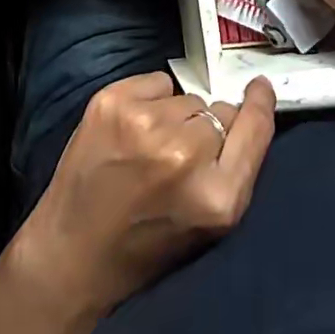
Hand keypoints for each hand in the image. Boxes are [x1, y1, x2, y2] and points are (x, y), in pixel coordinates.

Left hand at [12, 73, 276, 311]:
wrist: (74, 252)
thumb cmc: (147, 244)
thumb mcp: (210, 223)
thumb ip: (234, 169)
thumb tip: (245, 106)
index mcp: (218, 197)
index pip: (254, 130)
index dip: (260, 106)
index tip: (259, 88)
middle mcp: (184, 154)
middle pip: (219, 111)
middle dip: (205, 128)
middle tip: (178, 158)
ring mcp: (144, 123)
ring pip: (186, 98)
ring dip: (175, 116)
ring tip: (150, 148)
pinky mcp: (111, 102)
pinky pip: (156, 81)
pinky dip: (149, 98)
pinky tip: (131, 129)